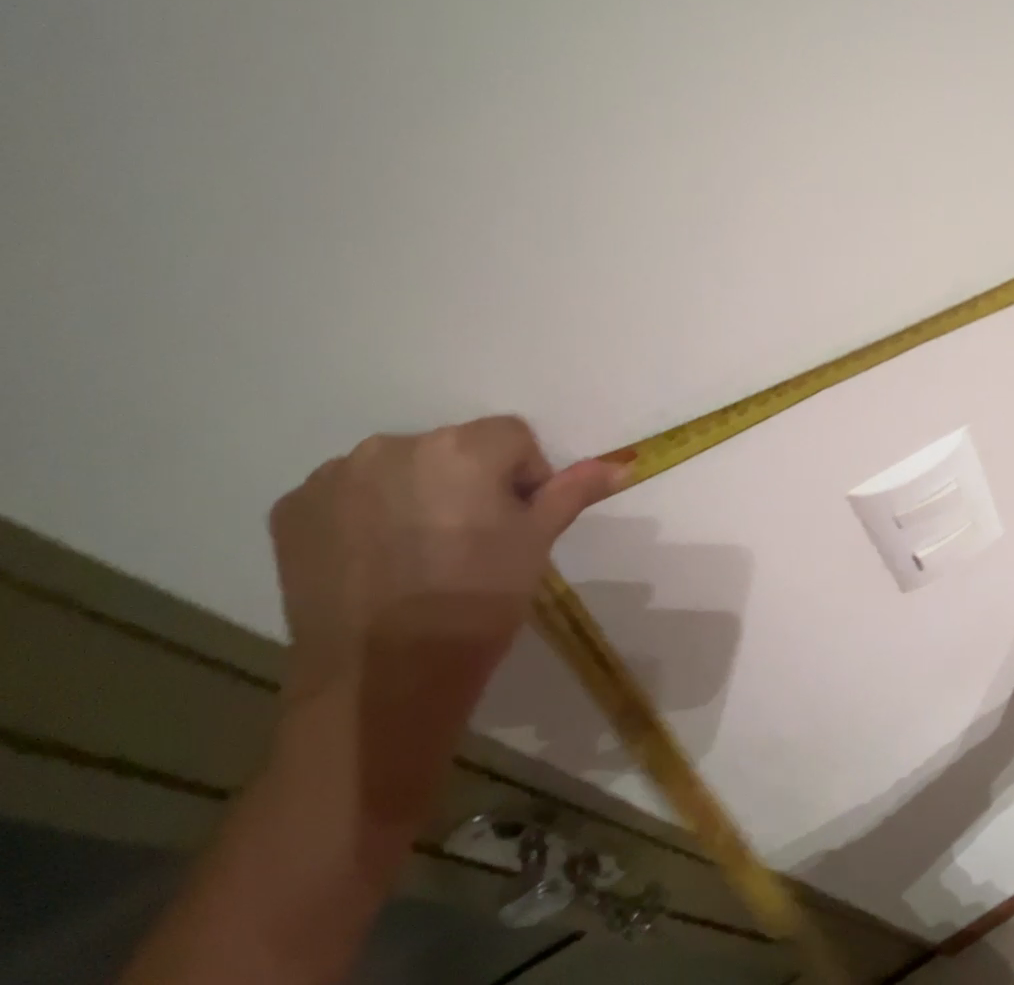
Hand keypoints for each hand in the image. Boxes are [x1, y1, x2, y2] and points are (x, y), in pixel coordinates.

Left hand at [269, 416, 620, 718]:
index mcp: (463, 448)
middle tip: (470, 545)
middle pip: (451, 449)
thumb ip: (572, 492)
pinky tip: (374, 564)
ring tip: (418, 557)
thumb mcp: (537, 544)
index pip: (511, 437)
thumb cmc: (479, 603)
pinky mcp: (292, 509)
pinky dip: (363, 517)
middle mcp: (394, 445)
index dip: (524, 478)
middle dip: (467, 484)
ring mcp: (335, 476)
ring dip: (414, 496)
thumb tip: (621, 463)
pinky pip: (345, 496)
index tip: (517, 526)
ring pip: (396, 470)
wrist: (385, 677)